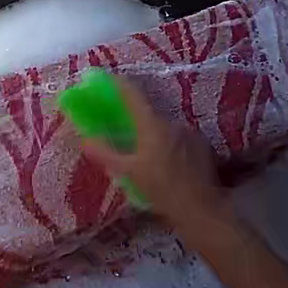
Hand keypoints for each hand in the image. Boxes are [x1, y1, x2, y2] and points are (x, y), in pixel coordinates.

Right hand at [78, 76, 234, 235]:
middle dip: (136, 119)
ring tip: (146, 155)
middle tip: (124, 130)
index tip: (107, 79)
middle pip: (150, 113)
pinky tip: (167, 163)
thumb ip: (106, 153)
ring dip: (154, 135)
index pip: (133, 95)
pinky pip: (180, 138)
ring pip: (166, 128)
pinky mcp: (202, 145)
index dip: (119, 84)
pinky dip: (170, 144)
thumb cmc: (161, 190)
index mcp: (153, 125)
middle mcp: (173, 122)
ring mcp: (190, 132)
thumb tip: (85, 139)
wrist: (201, 208)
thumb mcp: (129, 173)